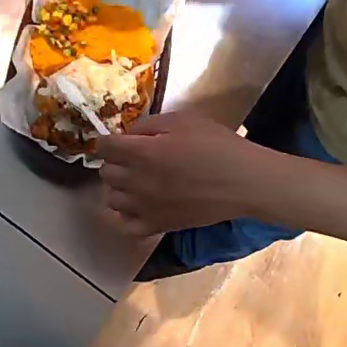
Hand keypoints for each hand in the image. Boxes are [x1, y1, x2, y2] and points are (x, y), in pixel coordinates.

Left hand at [98, 113, 276, 234]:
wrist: (242, 181)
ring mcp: (145, 207)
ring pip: (111, 199)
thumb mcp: (183, 120)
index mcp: (140, 153)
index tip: (120, 140)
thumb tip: (128, 134)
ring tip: (137, 182)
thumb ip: (149, 125)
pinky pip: (126, 225)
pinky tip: (139, 206)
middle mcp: (135, 182)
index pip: (104, 146)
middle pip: (106, 172)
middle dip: (116, 162)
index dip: (110, 141)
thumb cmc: (216, 145)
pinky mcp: (158, 225)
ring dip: (119, 188)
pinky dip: (127, 215)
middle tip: (134, 158)